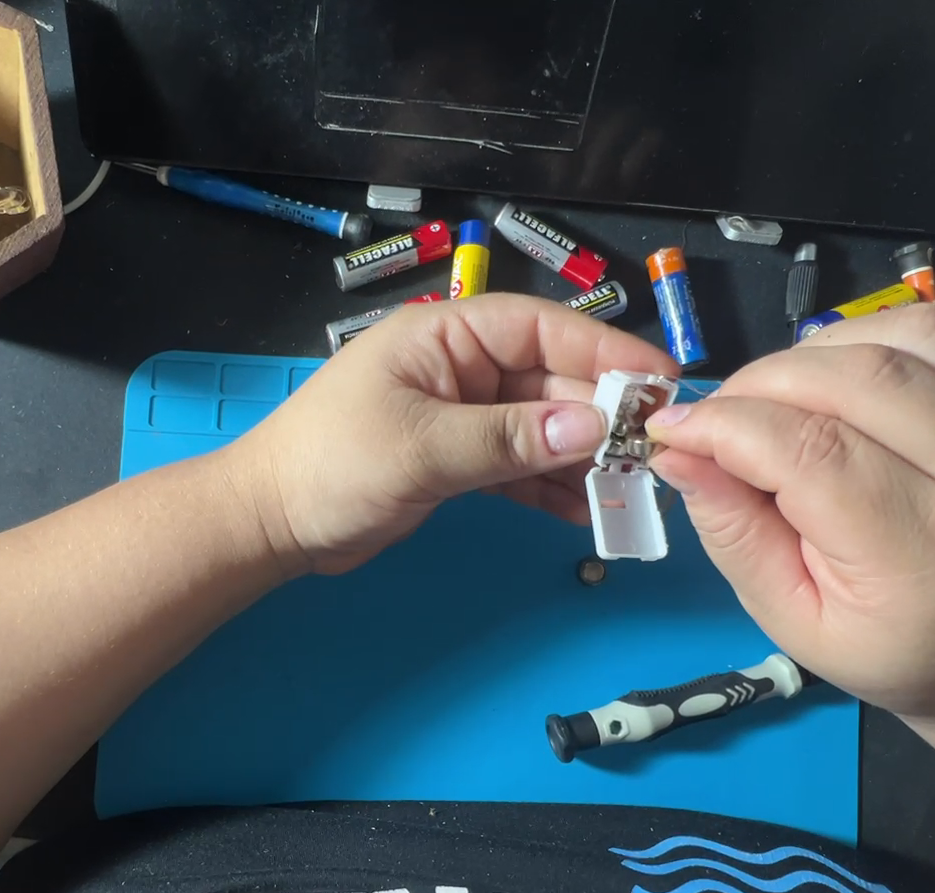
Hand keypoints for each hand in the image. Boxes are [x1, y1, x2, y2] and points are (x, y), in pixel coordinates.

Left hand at [229, 294, 676, 574]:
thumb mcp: (421, 447)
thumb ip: (506, 438)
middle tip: (650, 453)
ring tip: (627, 490)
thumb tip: (591, 429)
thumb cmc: (333, 465)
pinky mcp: (457, 461)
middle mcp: (458, 369)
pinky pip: (515, 467)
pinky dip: (546, 488)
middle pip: (546, 381)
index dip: (602, 351)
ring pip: (536, 429)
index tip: (658, 380)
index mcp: (443, 336)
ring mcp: (460, 417)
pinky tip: (583, 510)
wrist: (275, 523)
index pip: (538, 328)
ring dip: (579, 459)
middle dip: (596, 417)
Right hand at [644, 305, 934, 720]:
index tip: (667, 430)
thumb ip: (731, 532)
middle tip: (708, 420)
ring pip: (893, 343)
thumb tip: (676, 453)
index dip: (724, 427)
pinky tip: (818, 381)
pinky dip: (853, 340)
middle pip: (854, 382)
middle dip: (754, 386)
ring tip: (762, 403)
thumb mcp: (785, 614)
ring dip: (801, 359)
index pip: (811, 453)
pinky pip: (928, 333)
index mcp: (925, 558)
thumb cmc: (882, 645)